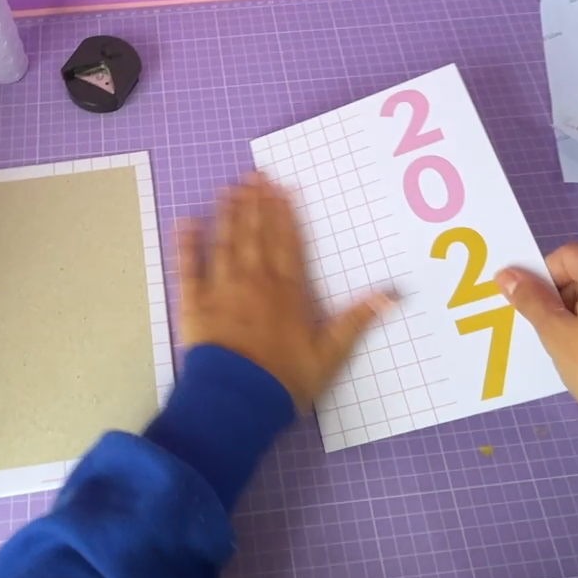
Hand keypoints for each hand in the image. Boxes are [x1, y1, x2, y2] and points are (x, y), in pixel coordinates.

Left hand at [178, 173, 393, 405]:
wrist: (237, 401)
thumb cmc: (283, 378)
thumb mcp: (329, 354)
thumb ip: (355, 320)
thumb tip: (391, 294)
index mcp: (286, 290)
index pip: (286, 243)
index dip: (283, 214)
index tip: (281, 188)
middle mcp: (254, 280)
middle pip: (255, 235)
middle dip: (256, 204)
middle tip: (254, 176)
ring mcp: (222, 288)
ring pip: (226, 242)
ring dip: (228, 214)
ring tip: (229, 189)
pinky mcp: (195, 302)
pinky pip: (190, 267)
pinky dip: (187, 244)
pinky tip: (186, 221)